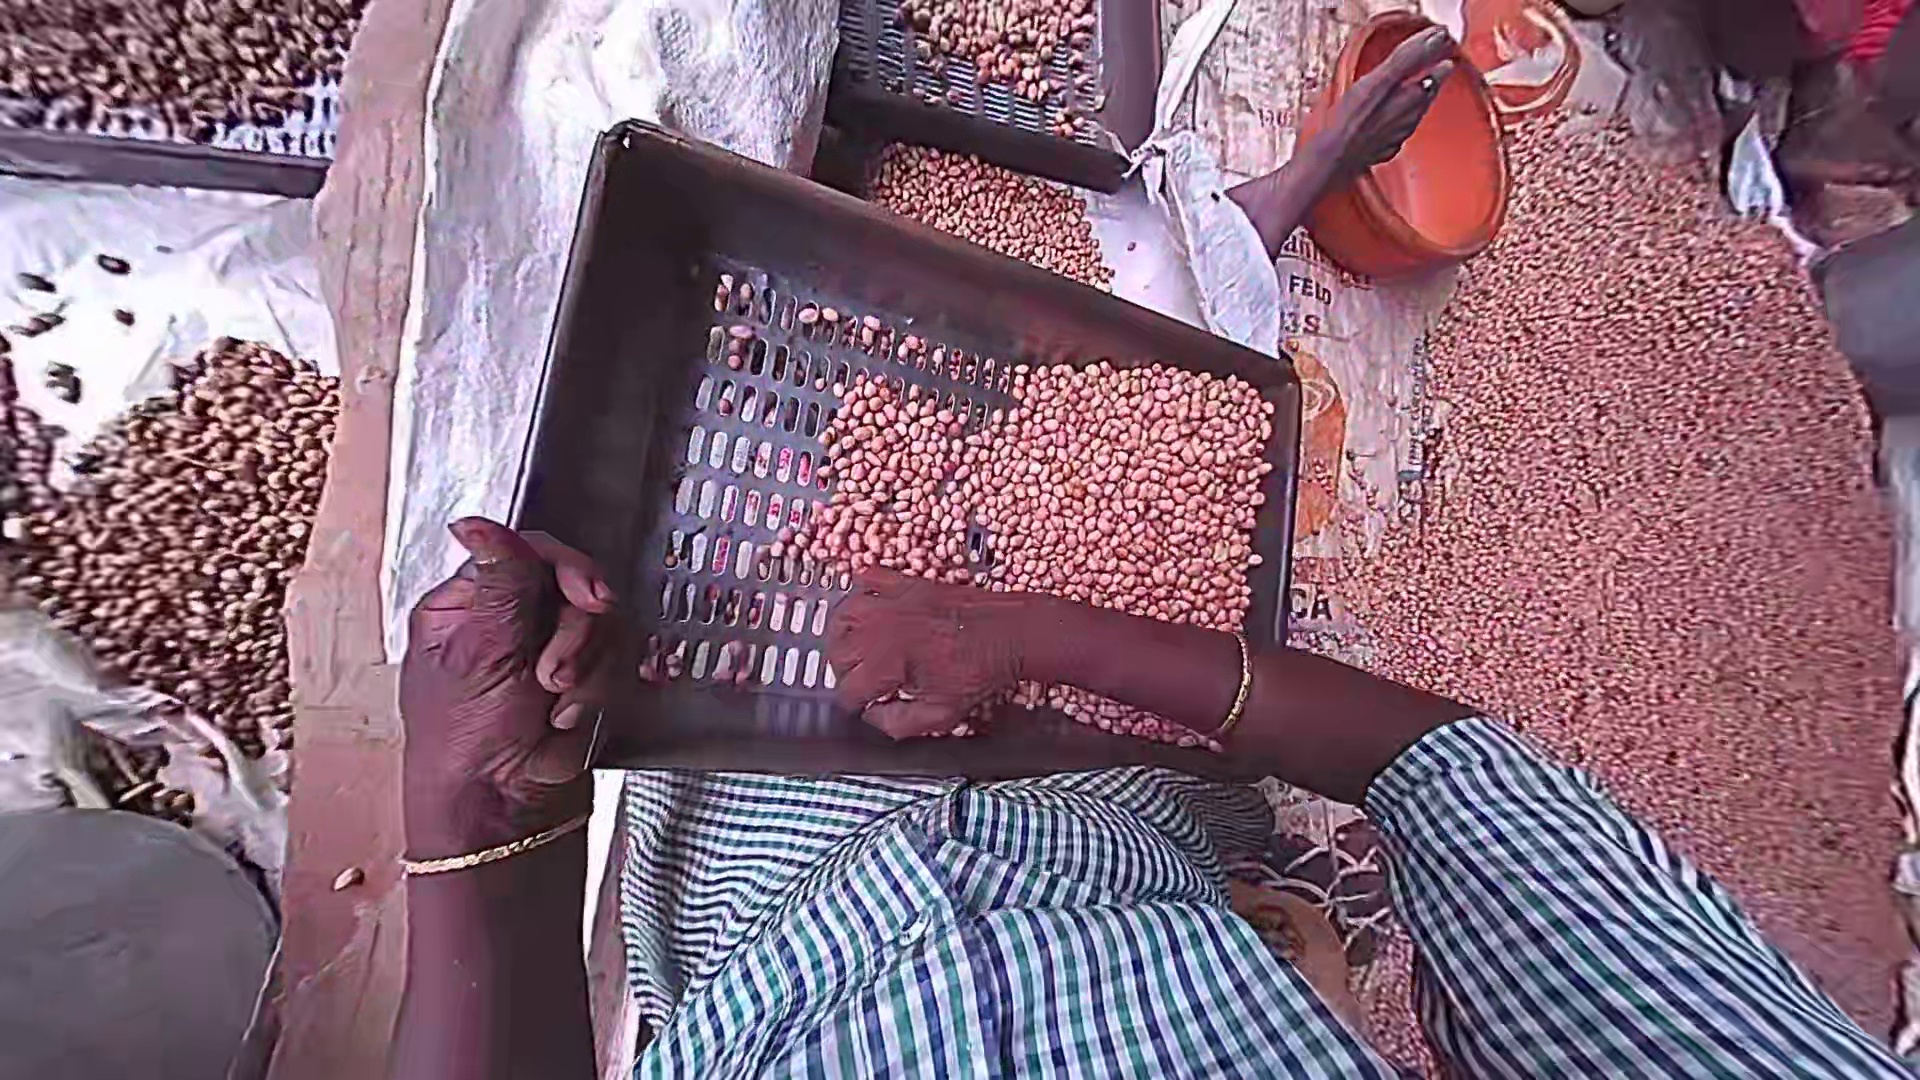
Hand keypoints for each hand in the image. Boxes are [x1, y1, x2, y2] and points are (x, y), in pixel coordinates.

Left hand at [400, 517, 620, 857]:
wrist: (505, 803)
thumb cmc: (467, 735)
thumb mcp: (481, 656)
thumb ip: (498, 587)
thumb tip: (475, 522)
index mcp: (473, 603)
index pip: (532, 553)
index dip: (570, 569)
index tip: (591, 597)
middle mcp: (518, 616)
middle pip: (578, 587)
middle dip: (577, 634)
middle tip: (558, 674)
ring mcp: (555, 643)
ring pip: (604, 623)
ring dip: (587, 667)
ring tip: (557, 703)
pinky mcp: (587, 669)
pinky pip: (615, 656)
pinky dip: (598, 687)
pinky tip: (568, 714)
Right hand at [827, 569, 1032, 738]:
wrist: (1010, 633)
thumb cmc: (982, 673)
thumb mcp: (943, 714)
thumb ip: (900, 723)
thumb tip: (874, 717)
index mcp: (890, 664)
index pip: (847, 689)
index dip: (853, 705)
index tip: (862, 707)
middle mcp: (883, 629)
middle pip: (838, 653)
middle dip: (844, 673)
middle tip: (861, 682)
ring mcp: (893, 601)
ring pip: (843, 615)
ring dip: (843, 635)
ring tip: (856, 648)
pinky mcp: (907, 583)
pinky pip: (869, 577)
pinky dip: (861, 591)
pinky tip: (869, 607)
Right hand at [1319, 25, 1457, 178]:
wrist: (1327, 161)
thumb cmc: (1348, 123)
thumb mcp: (1378, 80)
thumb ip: (1408, 58)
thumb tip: (1434, 38)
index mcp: (1413, 99)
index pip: (1438, 73)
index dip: (1436, 62)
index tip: (1436, 53)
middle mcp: (1408, 122)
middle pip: (1425, 97)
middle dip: (1425, 85)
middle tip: (1422, 74)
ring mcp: (1392, 142)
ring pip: (1410, 120)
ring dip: (1409, 109)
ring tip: (1403, 101)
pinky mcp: (1376, 158)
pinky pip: (1392, 141)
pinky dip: (1391, 133)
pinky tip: (1384, 130)